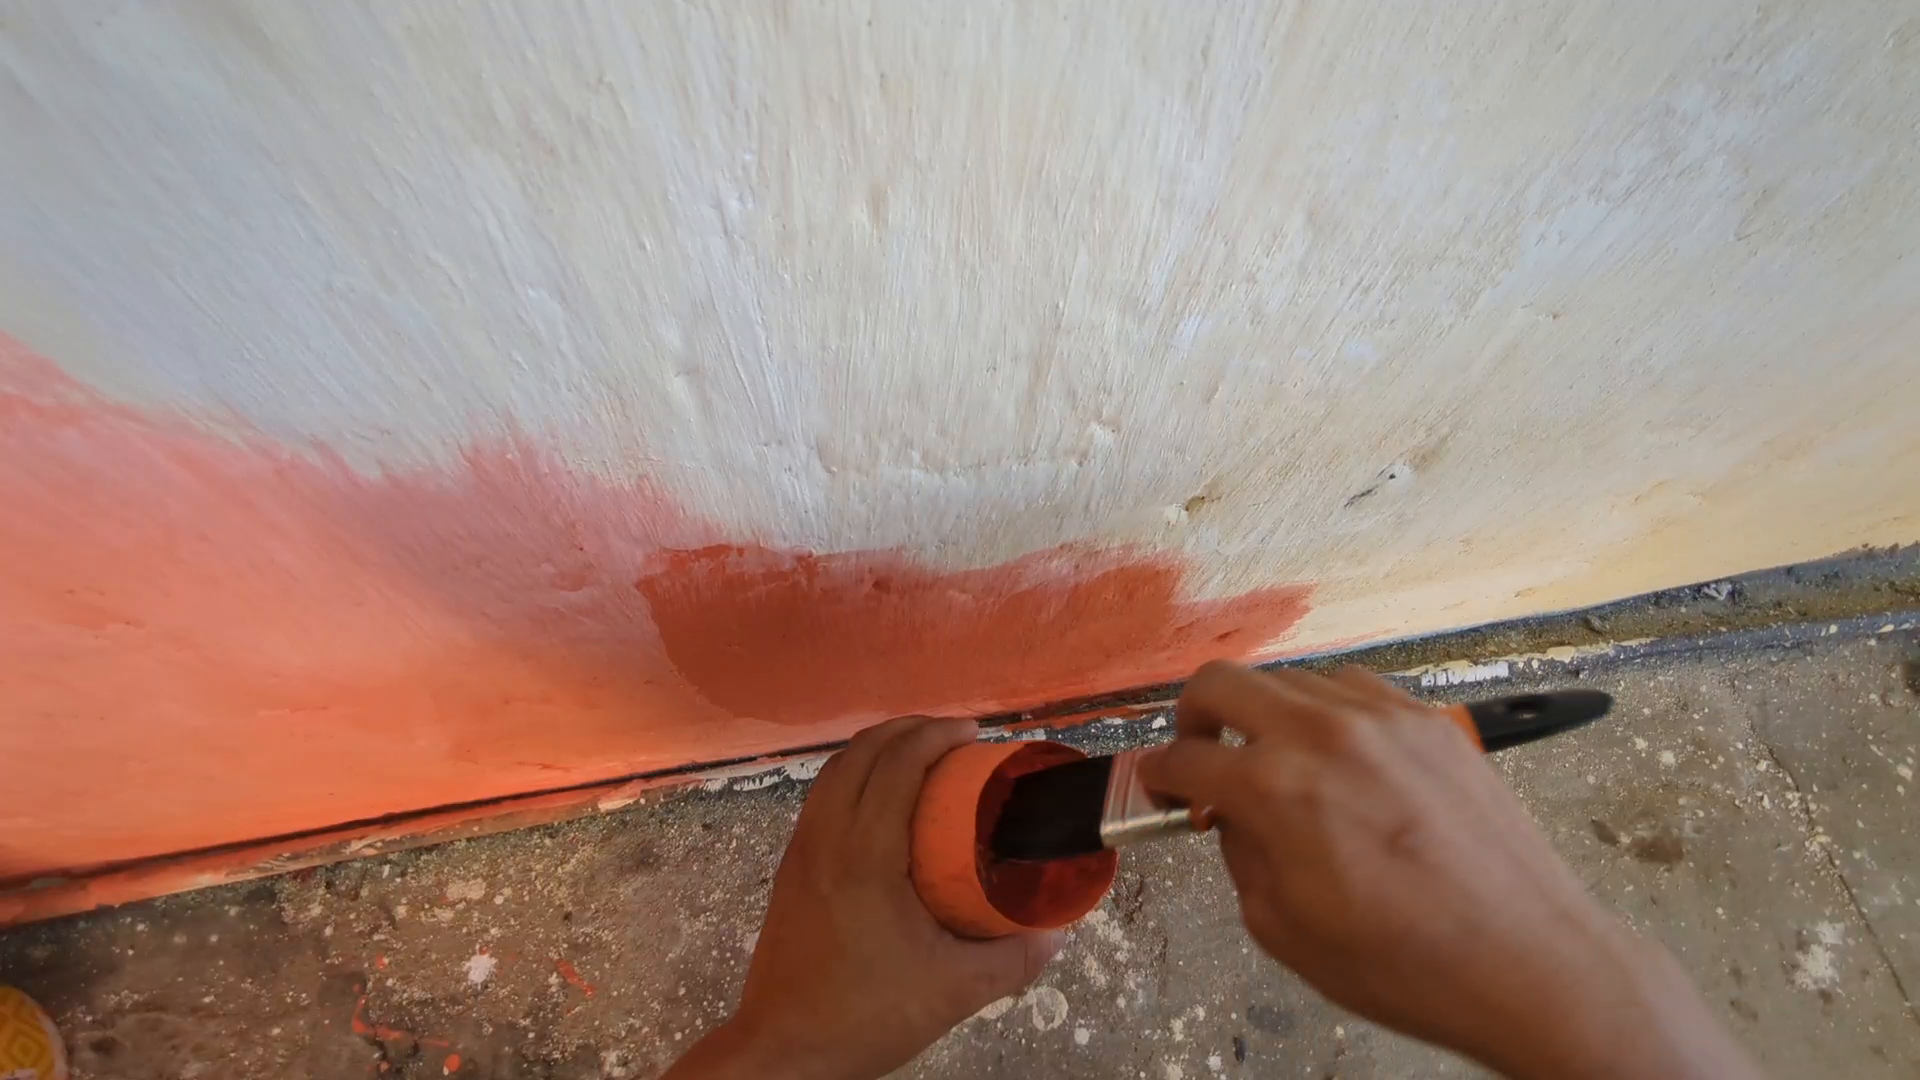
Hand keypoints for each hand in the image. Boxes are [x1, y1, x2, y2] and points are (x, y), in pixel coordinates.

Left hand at [664, 716, 1064, 1079]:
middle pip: (863, 751)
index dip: (935, 735)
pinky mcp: (790, 863)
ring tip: (918, 750)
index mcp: (865, 852)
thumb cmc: (865, 1013)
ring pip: (836, 766)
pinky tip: (879, 792)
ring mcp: (802, 846)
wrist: (782, 1052)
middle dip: (909, 728)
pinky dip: (855, 769)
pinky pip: (823, 791)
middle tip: (952, 734)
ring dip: (878, 744)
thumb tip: (1058, 932)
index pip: (898, 765)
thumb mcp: (952, 991)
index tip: (972, 733)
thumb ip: (1011, 960)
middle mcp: (827, 834)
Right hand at [1139, 662, 1763, 1079]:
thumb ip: (1235, 851)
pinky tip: (1334, 748)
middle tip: (1201, 752)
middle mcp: (1317, 732)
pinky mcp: (1423, 715)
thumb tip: (1226, 811)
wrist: (1536, 965)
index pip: (1182, 758)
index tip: (1159, 783)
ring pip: (1281, 677)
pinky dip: (1318, 709)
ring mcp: (1375, 714)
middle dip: (1190, 716)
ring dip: (1259, 713)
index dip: (1156, 773)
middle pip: (1216, 681)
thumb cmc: (1402, 963)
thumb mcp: (1280, 927)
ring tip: (1277, 757)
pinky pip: (1344, 685)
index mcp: (1273, 788)